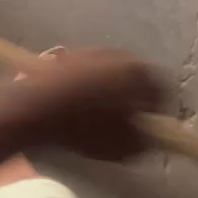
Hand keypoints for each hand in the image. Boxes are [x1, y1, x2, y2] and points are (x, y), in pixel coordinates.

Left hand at [1, 49, 166, 160]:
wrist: (35, 106)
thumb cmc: (85, 128)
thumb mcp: (123, 146)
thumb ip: (146, 141)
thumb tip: (150, 136)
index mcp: (140, 73)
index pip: (163, 93)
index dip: (157, 114)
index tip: (150, 129)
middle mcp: (121, 55)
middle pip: (137, 80)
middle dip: (134, 100)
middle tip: (125, 123)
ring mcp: (93, 51)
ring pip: (111, 76)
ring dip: (109, 93)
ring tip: (97, 117)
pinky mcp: (69, 55)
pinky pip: (88, 74)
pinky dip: (88, 88)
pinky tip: (77, 107)